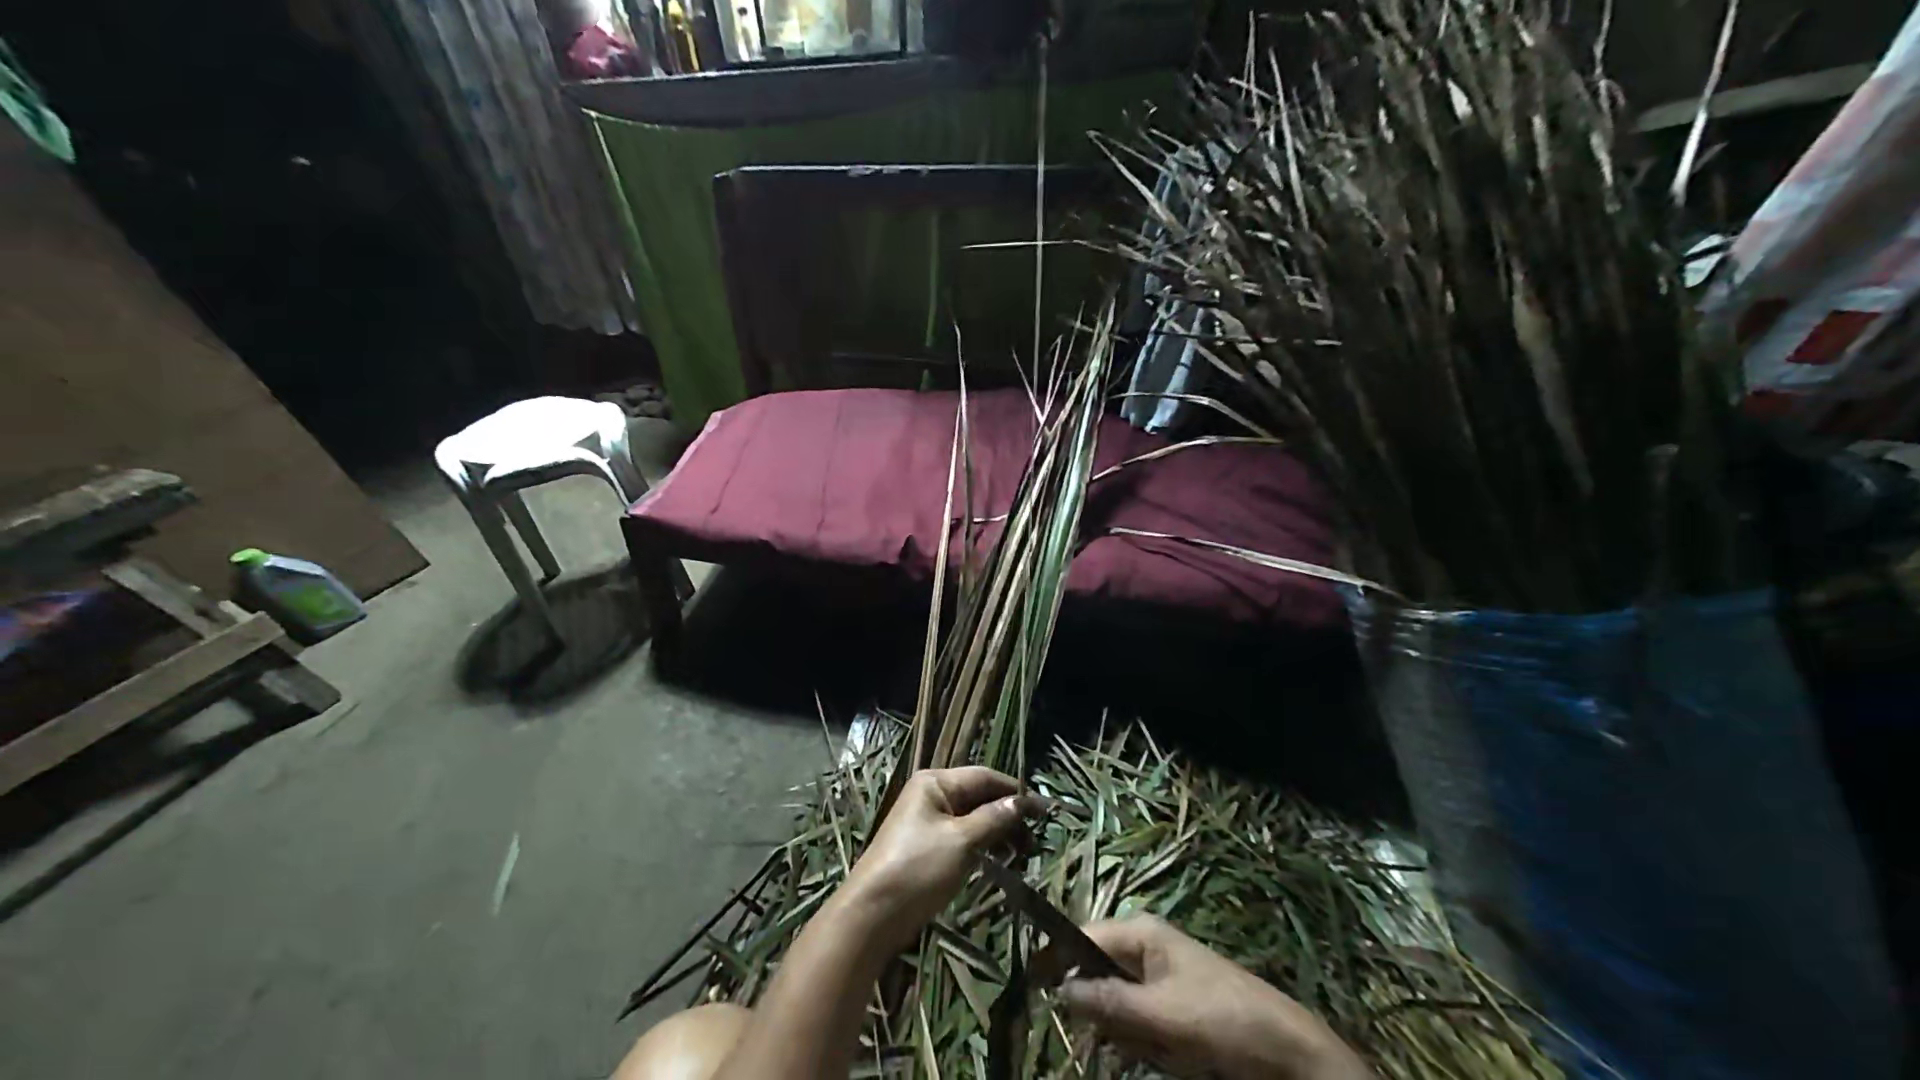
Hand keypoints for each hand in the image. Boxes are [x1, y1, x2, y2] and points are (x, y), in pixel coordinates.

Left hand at [840, 767, 1044, 948]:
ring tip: (1022, 852)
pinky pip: (962, 836)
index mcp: (935, 782)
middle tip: (1035, 839)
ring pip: (973, 817)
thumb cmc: (918, 868)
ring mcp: (927, 821)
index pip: (984, 777)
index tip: (1045, 811)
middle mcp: (931, 794)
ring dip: (998, 831)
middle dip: (1008, 813)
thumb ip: (994, 818)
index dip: (1016, 791)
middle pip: (979, 796)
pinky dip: (983, 844)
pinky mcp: (927, 846)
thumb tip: (1023, 802)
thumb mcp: (962, 841)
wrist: (873, 914)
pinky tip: (1000, 859)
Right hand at [1059, 916, 1373, 1079]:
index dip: (1056, 961)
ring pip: (1114, 1004)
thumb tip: (1060, 990)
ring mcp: (1159, 980)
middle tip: (1106, 1039)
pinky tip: (1156, 1056)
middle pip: (1096, 974)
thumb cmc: (1223, 1020)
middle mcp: (1145, 949)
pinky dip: (1138, 1042)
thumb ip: (1108, 1003)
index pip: (1083, 938)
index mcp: (1141, 932)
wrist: (1290, 1054)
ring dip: (1120, 1032)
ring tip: (1144, 1050)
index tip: (1030, 988)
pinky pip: (1136, 1022)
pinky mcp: (1171, 1009)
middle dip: (1097, 1010)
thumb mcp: (1162, 1014)